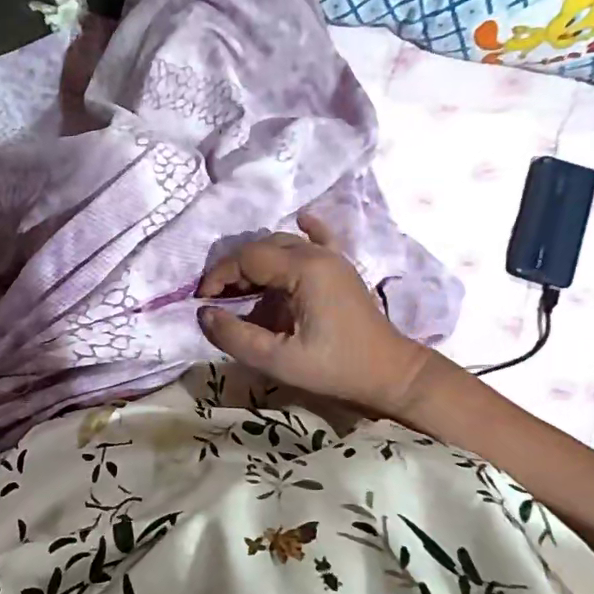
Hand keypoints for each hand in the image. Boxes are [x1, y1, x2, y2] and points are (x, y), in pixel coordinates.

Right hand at [195, 214, 435, 414]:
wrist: (390, 375)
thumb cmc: (335, 368)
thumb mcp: (278, 360)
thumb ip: (235, 336)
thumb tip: (203, 313)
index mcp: (304, 270)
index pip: (247, 258)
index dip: (218, 276)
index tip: (202, 302)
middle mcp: (318, 254)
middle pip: (262, 247)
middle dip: (234, 270)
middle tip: (218, 300)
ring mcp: (333, 258)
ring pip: (283, 243)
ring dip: (257, 261)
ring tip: (241, 288)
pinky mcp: (342, 269)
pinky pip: (320, 238)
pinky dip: (305, 229)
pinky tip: (301, 219)